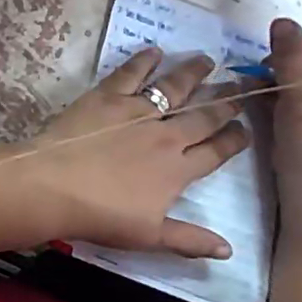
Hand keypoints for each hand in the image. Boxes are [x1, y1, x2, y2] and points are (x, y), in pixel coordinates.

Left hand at [24, 48, 248, 258]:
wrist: (55, 185)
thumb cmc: (101, 215)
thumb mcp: (149, 237)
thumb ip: (189, 239)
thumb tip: (228, 250)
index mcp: (177, 171)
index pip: (215, 152)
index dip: (233, 140)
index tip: (246, 128)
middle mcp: (164, 136)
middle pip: (202, 116)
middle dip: (225, 101)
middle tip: (240, 87)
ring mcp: (136, 112)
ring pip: (172, 88)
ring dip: (193, 73)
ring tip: (208, 60)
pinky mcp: (107, 96)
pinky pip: (131, 73)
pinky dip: (144, 60)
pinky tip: (155, 51)